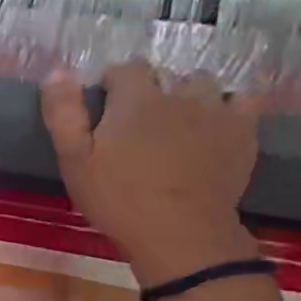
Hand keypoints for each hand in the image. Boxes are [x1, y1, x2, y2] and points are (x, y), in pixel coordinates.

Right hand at [40, 61, 262, 286]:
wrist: (179, 232)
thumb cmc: (117, 198)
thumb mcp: (75, 161)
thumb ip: (64, 115)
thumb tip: (57, 71)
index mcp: (136, 99)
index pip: (126, 68)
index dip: (112, 83)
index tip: (103, 105)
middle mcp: (180, 93)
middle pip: (165, 75)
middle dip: (149, 90)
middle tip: (134, 124)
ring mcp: (217, 109)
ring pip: (202, 85)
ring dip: (187, 96)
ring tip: (174, 123)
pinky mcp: (244, 130)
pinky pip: (243, 99)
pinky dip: (228, 105)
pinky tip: (214, 123)